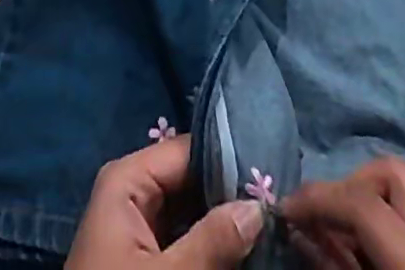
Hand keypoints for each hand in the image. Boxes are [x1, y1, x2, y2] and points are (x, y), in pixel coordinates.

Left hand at [66, 135, 264, 269]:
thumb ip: (214, 240)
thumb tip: (257, 207)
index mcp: (127, 179)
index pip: (189, 150)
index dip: (231, 160)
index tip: (273, 177)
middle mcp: (132, 190)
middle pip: (192, 178)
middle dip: (232, 193)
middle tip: (277, 204)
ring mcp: (138, 223)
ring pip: (193, 209)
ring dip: (226, 220)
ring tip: (270, 221)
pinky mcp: (145, 255)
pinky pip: (185, 234)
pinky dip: (211, 241)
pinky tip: (245, 246)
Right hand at [280, 158, 404, 269]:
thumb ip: (335, 269)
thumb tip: (301, 233)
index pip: (365, 204)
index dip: (317, 199)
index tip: (285, 211)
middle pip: (393, 175)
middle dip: (348, 185)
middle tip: (319, 217)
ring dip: (365, 202)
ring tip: (335, 235)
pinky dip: (385, 226)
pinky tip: (362, 254)